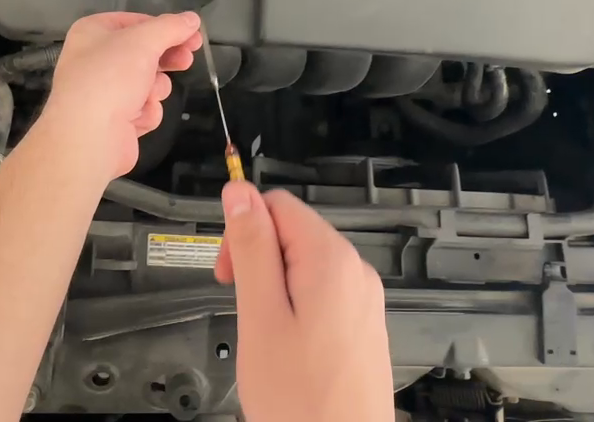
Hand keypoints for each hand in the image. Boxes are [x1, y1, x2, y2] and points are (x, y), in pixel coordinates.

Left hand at [36, 12, 200, 182]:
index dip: (165, 27)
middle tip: (187, 60)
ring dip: (154, 88)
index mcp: (93, 32)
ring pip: (147, 82)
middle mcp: (95, 59)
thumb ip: (171, 27)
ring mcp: (104, 92)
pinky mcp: (114, 121)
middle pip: (143, 53)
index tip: (192, 33)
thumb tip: (192, 18)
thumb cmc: (111, 77)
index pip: (136, 22)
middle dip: (166, 58)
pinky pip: (142, 108)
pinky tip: (136, 117)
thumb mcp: (144, 42)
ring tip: (148, 95)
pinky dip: (145, 112)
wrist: (89, 138)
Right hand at [216, 182, 393, 421]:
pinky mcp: (365, 325)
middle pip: (293, 232)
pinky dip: (298, 308)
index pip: (277, 204)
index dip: (243, 232)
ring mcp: (364, 299)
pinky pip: (323, 293)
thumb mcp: (260, 315)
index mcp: (331, 258)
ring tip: (268, 336)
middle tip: (245, 311)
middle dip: (259, 260)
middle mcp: (356, 271)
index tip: (228, 274)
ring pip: (305, 263)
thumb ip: (251, 246)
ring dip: (277, 286)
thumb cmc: (299, 401)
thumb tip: (238, 191)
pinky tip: (290, 348)